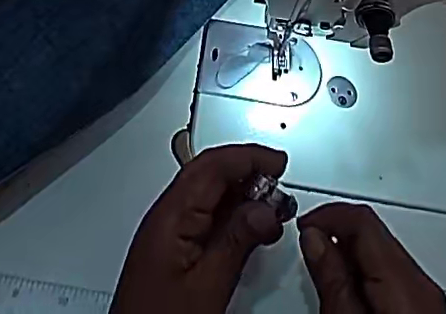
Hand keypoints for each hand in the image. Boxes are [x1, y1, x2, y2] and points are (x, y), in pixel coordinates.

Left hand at [111, 143, 288, 313]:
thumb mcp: (206, 288)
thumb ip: (236, 243)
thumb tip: (264, 208)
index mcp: (171, 216)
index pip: (212, 166)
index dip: (248, 157)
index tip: (277, 161)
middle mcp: (166, 217)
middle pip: (208, 174)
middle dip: (246, 170)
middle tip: (279, 180)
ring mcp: (167, 233)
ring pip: (208, 194)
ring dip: (241, 193)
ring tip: (272, 206)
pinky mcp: (172, 251)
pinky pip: (205, 217)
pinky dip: (232, 215)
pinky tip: (250, 227)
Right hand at [299, 203, 445, 313]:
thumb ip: (331, 277)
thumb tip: (314, 236)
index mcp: (406, 281)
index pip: (363, 218)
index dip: (328, 213)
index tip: (304, 224)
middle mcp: (424, 286)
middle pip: (374, 232)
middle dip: (337, 231)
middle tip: (309, 244)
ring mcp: (429, 300)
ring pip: (382, 252)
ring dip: (349, 252)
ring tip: (324, 269)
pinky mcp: (427, 312)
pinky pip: (393, 275)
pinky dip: (365, 271)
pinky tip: (349, 289)